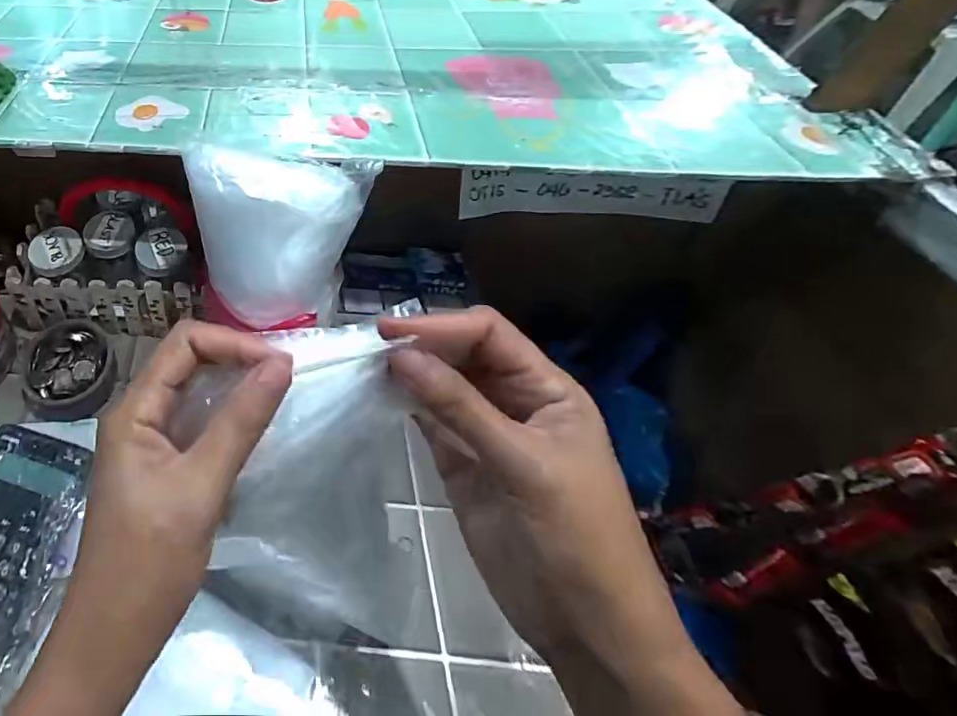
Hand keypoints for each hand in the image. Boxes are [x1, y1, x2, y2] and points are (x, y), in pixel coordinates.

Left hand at [9, 322, 291, 715]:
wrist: (111, 634)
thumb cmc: (149, 561)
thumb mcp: (201, 487)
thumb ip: (240, 422)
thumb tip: (281, 364)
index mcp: (133, 409)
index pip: (183, 344)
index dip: (231, 343)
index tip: (278, 362)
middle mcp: (136, 414)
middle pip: (186, 361)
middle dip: (234, 358)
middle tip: (284, 373)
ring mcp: (147, 440)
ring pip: (192, 391)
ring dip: (233, 385)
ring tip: (276, 391)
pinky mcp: (160, 465)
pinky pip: (194, 422)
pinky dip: (225, 416)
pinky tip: (253, 425)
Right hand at [382, 308, 738, 715]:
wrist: (591, 631)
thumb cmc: (577, 538)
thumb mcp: (524, 466)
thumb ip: (461, 408)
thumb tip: (400, 356)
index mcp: (547, 390)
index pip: (490, 334)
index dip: (442, 326)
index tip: (390, 332)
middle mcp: (515, 401)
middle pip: (462, 353)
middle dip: (422, 344)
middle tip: (370, 346)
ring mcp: (486, 433)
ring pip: (442, 385)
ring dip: (409, 373)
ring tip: (365, 365)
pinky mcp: (462, 464)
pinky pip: (430, 422)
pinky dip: (405, 406)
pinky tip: (379, 396)